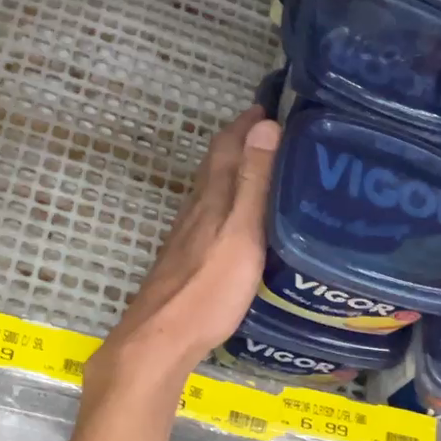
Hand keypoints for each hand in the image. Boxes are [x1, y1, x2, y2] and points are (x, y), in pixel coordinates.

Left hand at [89, 107, 281, 391]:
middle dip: (245, 143)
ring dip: (236, 173)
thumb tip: (264, 123)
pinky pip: (212, 218)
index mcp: (213, 197)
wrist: (163, 337)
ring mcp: (189, 236)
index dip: (249, 122)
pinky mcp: (188, 260)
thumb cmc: (208, 289)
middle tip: (277, 134)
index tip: (274, 103)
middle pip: (218, 165)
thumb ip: (253, 183)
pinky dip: (229, 205)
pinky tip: (239, 220)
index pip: (229, 145)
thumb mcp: (241, 233)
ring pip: (213, 191)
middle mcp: (197, 209)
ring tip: (265, 171)